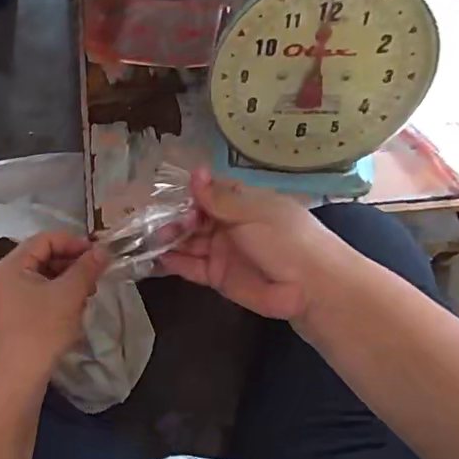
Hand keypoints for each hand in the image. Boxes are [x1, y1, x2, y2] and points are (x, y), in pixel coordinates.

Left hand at [0, 231, 107, 383]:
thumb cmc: (41, 330)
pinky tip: (75, 307)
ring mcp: (7, 297)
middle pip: (43, 256)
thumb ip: (87, 268)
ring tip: (88, 292)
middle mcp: (4, 276)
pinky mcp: (14, 314)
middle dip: (72, 263)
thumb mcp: (69, 294)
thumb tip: (103, 250)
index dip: (74, 242)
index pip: (45, 239)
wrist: (18, 377)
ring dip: (68, 279)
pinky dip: (59, 295)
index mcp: (10, 265)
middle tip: (97, 275)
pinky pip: (39, 293)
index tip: (99, 254)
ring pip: (43, 276)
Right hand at [157, 167, 346, 320]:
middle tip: (157, 225)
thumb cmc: (286, 239)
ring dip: (170, 240)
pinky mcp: (218, 277)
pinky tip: (156, 258)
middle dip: (174, 219)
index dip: (188, 194)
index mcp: (243, 203)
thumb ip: (219, 198)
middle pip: (194, 218)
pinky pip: (191, 267)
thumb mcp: (253, 212)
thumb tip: (195, 171)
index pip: (209, 193)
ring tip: (149, 240)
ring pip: (189, 243)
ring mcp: (223, 251)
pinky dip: (174, 263)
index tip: (167, 197)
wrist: (309, 286)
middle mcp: (230, 225)